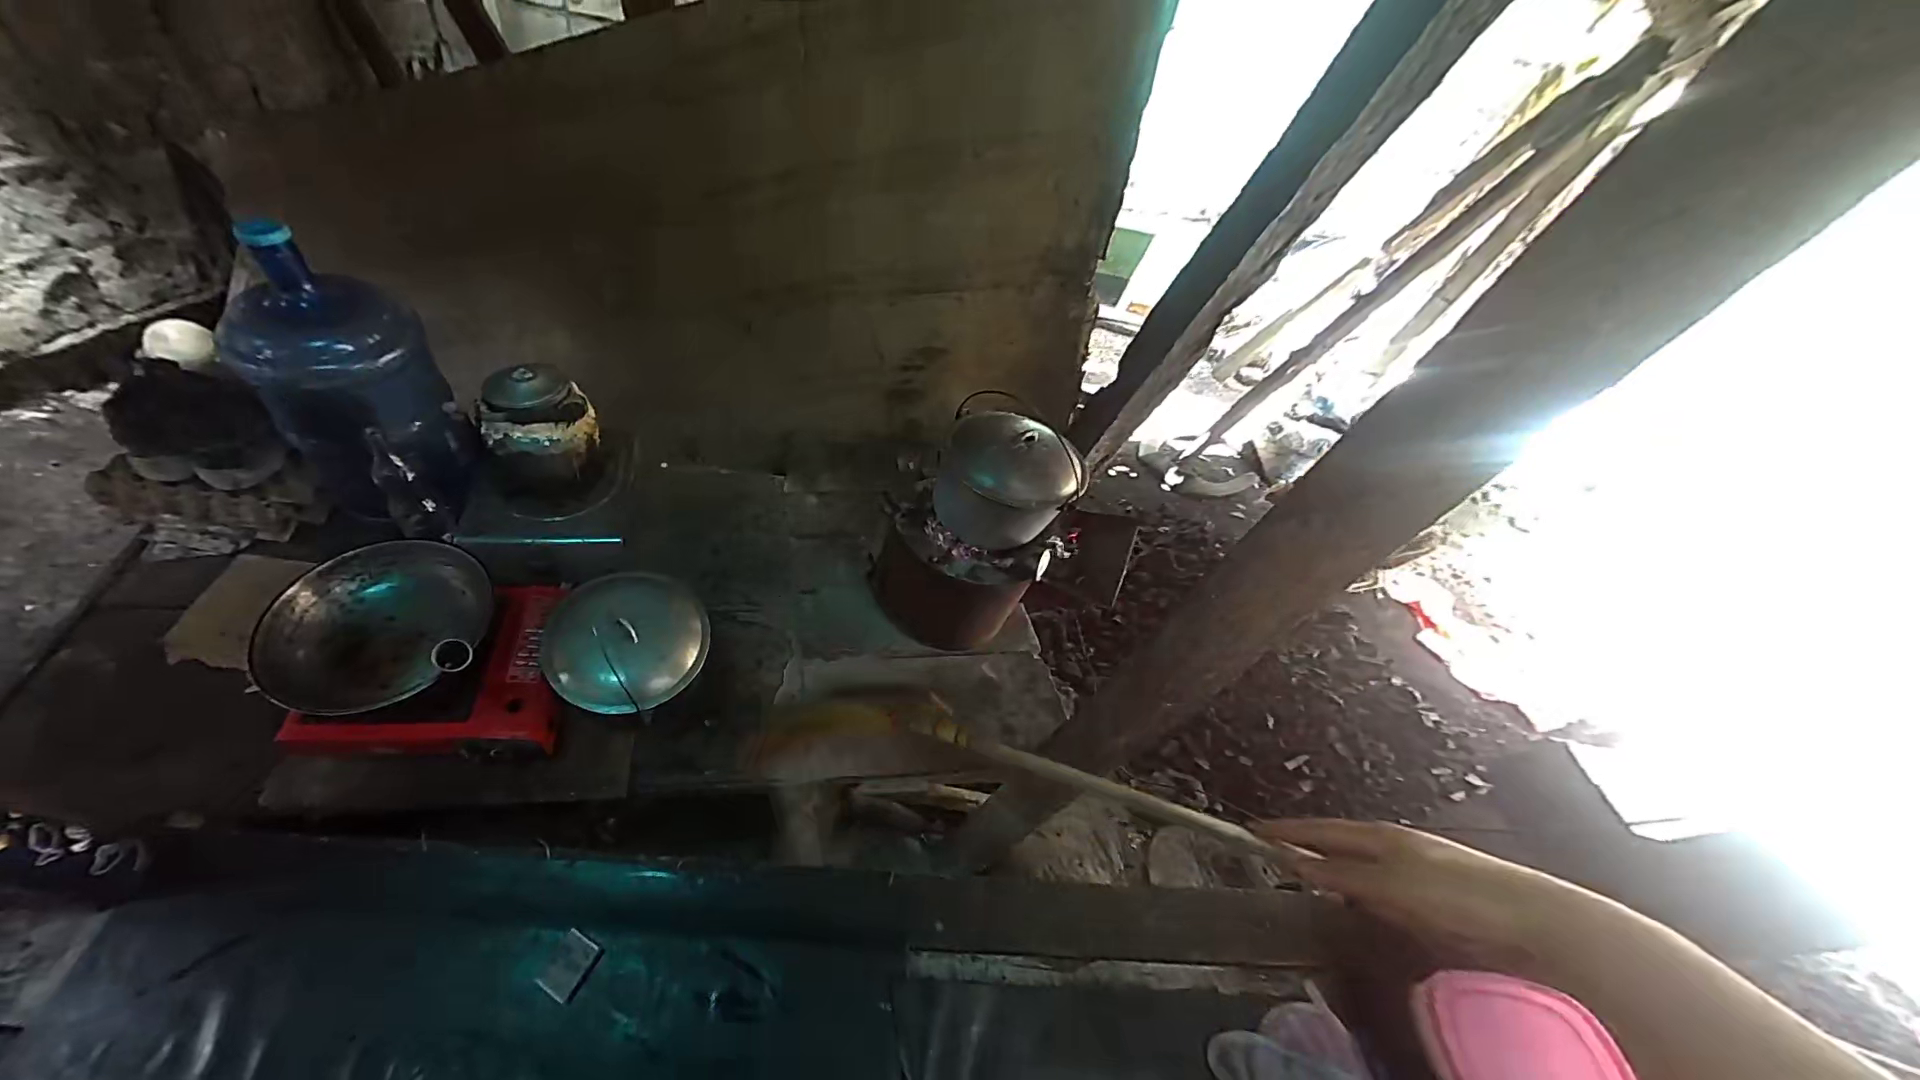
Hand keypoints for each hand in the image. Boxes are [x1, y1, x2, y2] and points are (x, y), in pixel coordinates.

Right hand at [1252, 819, 1622, 975]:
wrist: (1531, 919)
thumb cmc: (1454, 892)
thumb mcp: (1388, 883)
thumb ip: (1338, 874)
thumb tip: (1292, 862)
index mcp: (1377, 835)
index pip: (1319, 829)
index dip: (1285, 830)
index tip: (1251, 831)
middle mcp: (1390, 848)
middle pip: (1335, 847)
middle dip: (1304, 851)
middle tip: (1271, 860)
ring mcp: (1411, 873)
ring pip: (1357, 873)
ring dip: (1332, 878)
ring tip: (1304, 889)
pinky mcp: (1429, 901)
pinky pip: (1379, 896)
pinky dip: (1359, 900)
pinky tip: (1356, 914)